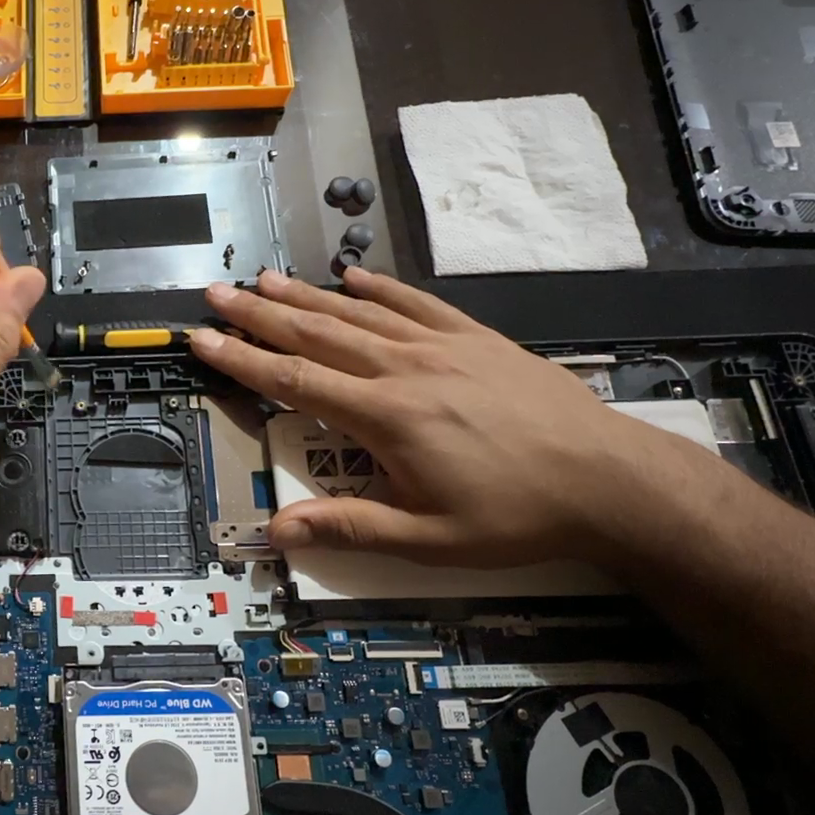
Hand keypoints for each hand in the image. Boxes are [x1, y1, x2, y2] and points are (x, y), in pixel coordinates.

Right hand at [190, 268, 717, 567]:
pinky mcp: (475, 338)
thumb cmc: (516, 515)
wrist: (612, 481)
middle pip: (315, 334)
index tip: (202, 338)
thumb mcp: (428, 539)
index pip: (294, 381)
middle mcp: (404, 369)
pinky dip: (378, 287)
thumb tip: (277, 531)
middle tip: (216, 293)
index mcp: (386, 416)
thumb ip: (349, 528)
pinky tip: (351, 275)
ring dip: (304, 294)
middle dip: (258, 314)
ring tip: (263, 277)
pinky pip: (415, 303)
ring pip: (357, 312)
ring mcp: (441, 347)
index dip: (241, 360)